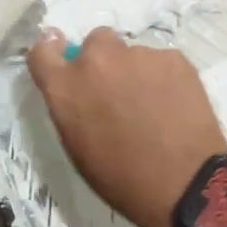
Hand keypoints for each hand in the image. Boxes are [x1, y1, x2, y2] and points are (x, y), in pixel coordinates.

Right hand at [26, 28, 226, 226]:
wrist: (184, 184)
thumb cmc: (121, 178)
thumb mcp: (77, 145)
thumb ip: (70, 105)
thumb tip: (76, 88)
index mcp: (65, 86)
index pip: (42, 50)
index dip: (53, 53)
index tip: (64, 62)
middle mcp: (96, 60)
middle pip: (95, 42)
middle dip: (102, 60)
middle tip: (117, 91)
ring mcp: (137, 54)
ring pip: (132, 53)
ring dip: (135, 71)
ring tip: (153, 105)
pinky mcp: (173, 57)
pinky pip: (161, 61)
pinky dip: (164, 78)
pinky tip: (176, 105)